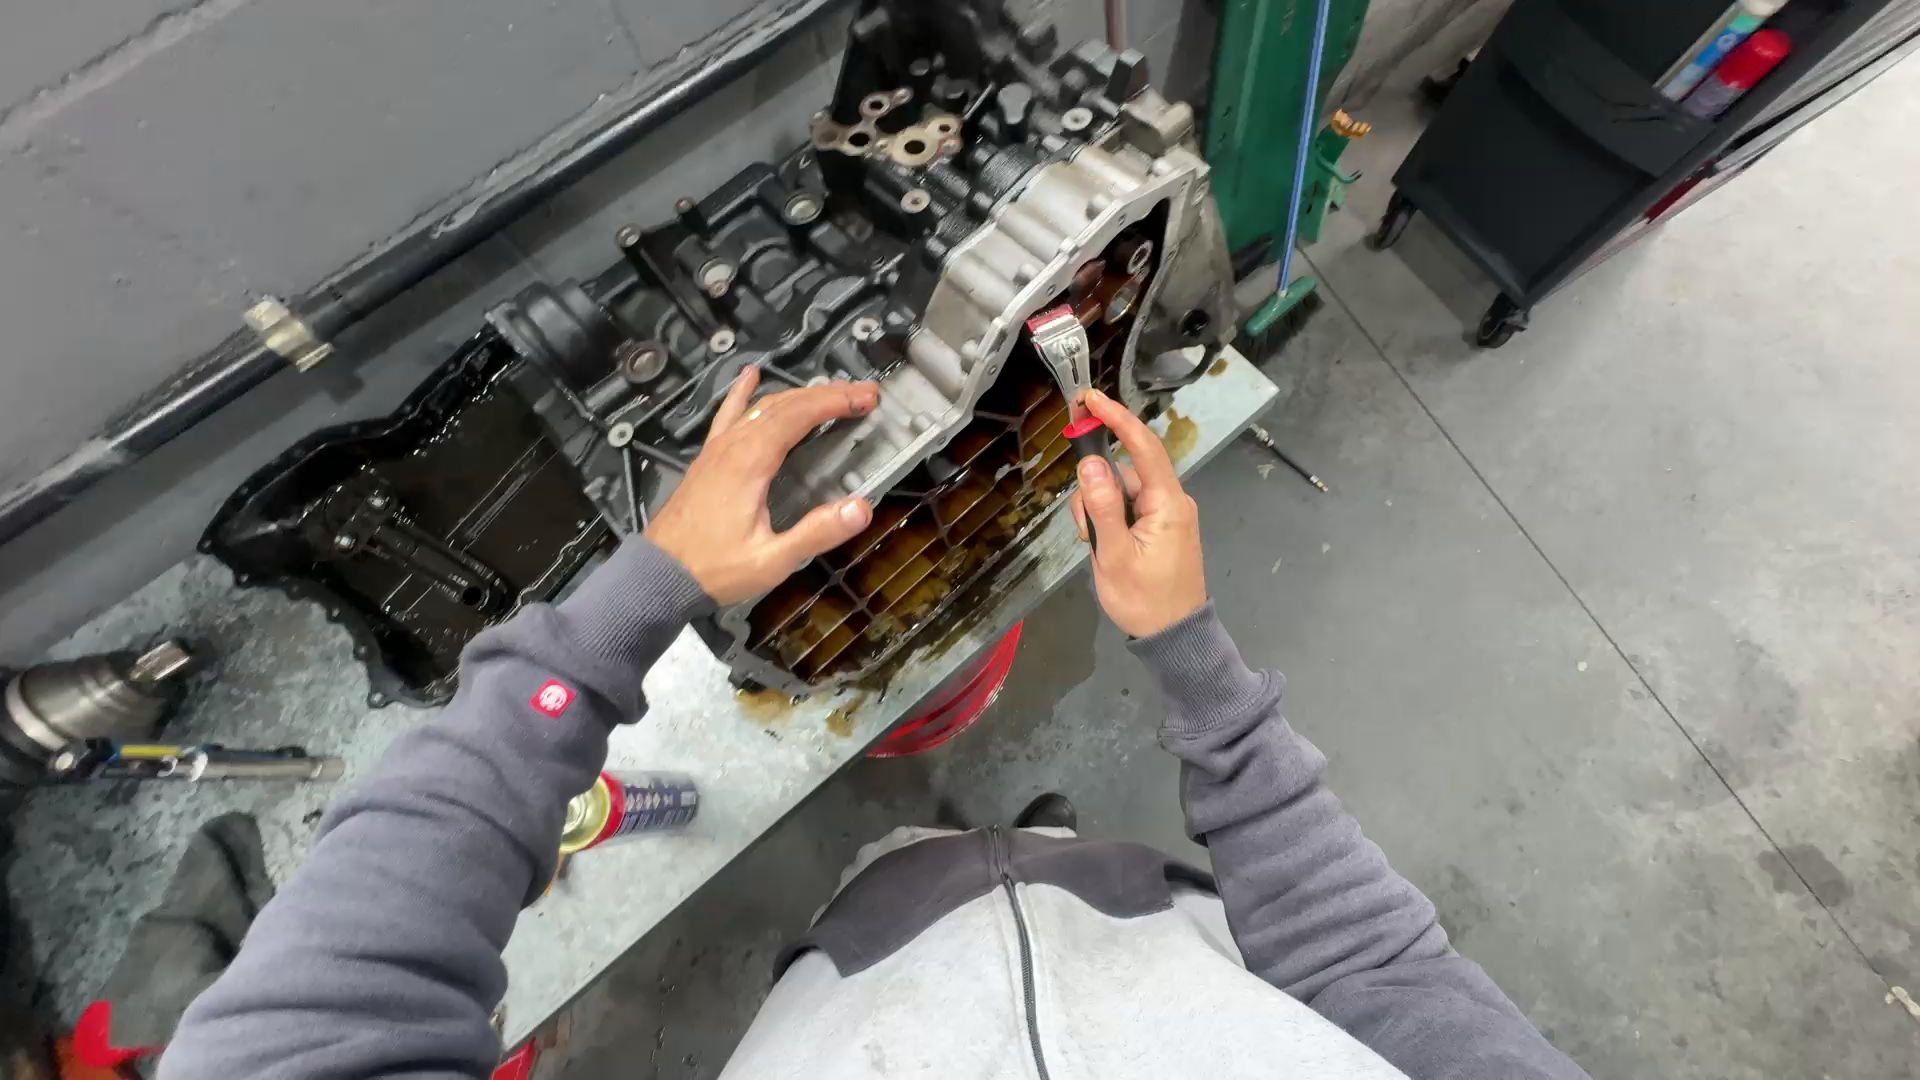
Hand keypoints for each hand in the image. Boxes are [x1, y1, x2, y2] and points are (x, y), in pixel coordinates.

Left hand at [647, 367, 877, 603]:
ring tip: (831, 391)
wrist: (659, 576)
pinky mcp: (708, 458)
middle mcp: (733, 445)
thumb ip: (816, 533)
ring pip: (761, 407)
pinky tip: (750, 375)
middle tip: (864, 394)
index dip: (836, 402)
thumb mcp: (772, 560)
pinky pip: (729, 415)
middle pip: (785, 404)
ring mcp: (717, 449)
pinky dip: (743, 392)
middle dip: (827, 394)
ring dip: (799, 394)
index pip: (800, 415)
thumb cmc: (716, 569)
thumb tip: (861, 508)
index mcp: (750, 461)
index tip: (867, 399)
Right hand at [1068, 388, 1207, 637]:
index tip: (1090, 399)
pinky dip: (1110, 522)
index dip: (1117, 418)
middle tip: (1086, 532)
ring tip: (1098, 550)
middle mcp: (1171, 501)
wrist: (1174, 637)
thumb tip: (1091, 463)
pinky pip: (1128, 509)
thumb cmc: (1144, 599)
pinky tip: (1105, 549)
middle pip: (1123, 473)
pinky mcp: (1161, 528)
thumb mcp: (1115, 555)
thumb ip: (1102, 507)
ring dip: (1100, 513)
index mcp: (1167, 503)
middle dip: (1096, 493)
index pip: (1142, 447)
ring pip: (1120, 492)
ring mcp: (1167, 514)